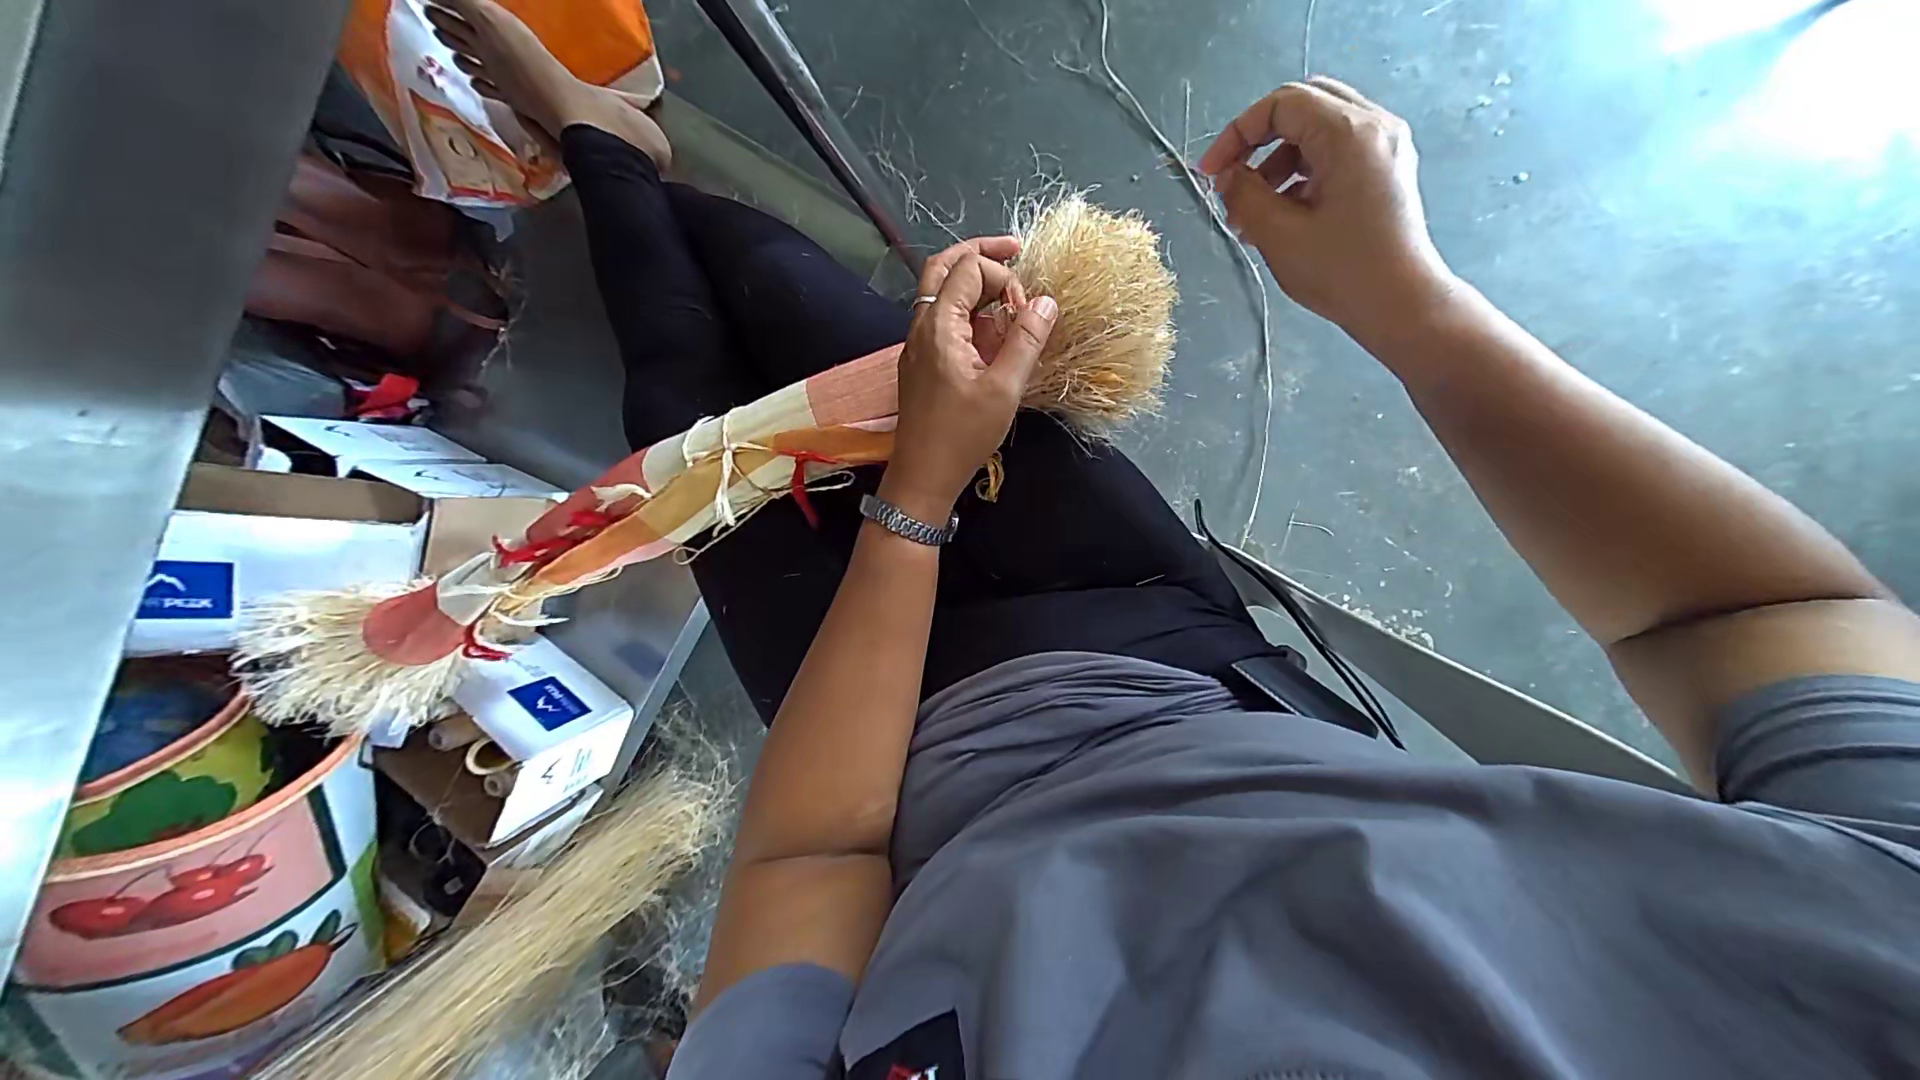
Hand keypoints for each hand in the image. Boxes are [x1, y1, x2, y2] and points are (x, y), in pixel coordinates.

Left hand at [881, 237, 1058, 523]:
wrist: (922, 475)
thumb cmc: (962, 436)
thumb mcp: (1004, 390)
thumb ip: (1026, 341)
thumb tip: (1047, 301)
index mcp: (938, 326)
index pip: (969, 269)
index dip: (1003, 278)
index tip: (1024, 313)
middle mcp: (921, 327)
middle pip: (944, 267)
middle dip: (980, 254)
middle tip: (1016, 251)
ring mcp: (918, 344)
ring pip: (940, 293)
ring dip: (973, 284)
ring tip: (1009, 295)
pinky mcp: (922, 362)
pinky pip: (942, 320)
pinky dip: (967, 312)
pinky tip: (991, 332)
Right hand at [1197, 78, 1459, 346]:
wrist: (1398, 302)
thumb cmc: (1340, 271)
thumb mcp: (1279, 235)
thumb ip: (1245, 196)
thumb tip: (1227, 176)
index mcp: (1350, 134)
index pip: (1282, 105)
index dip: (1237, 133)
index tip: (1210, 173)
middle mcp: (1373, 127)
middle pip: (1302, 108)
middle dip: (1257, 141)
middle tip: (1229, 180)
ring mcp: (1383, 147)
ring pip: (1315, 132)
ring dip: (1274, 163)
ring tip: (1250, 212)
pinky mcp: (1383, 171)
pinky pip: (1332, 155)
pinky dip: (1298, 175)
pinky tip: (1279, 215)